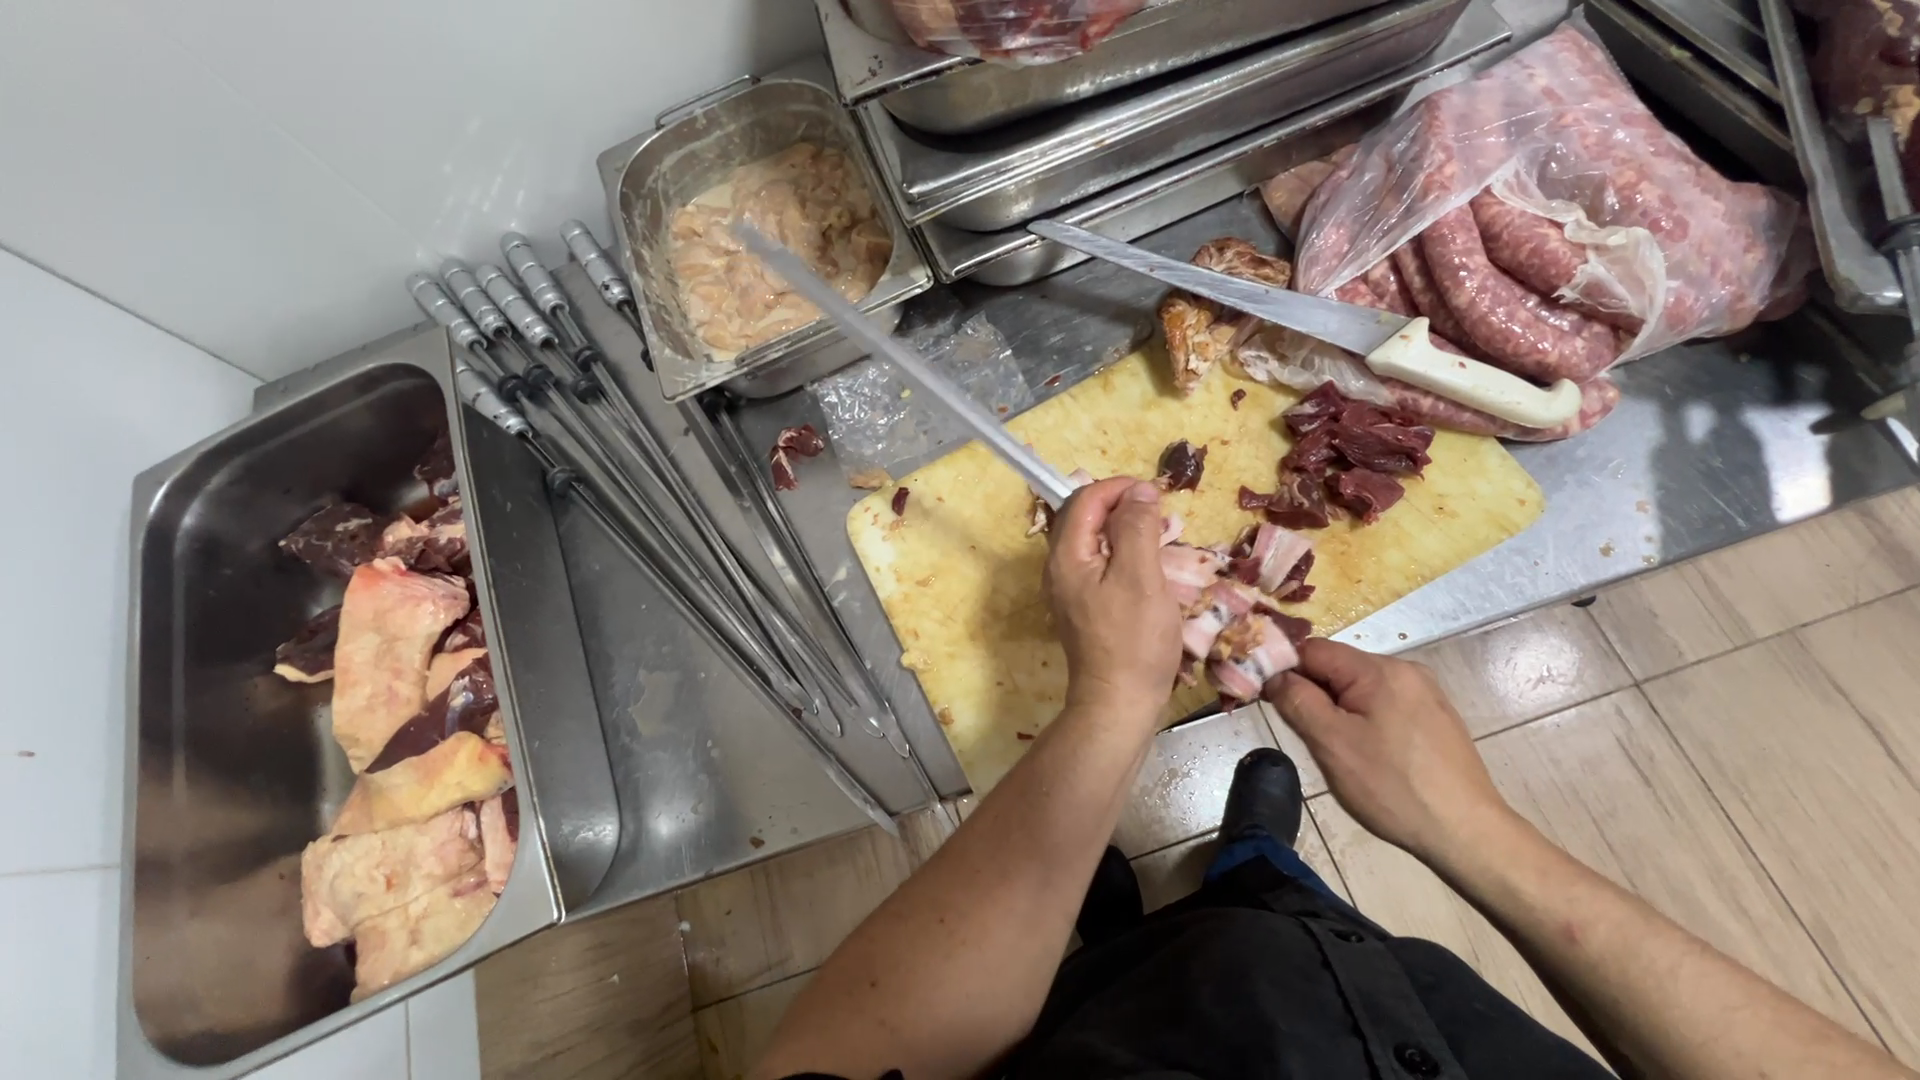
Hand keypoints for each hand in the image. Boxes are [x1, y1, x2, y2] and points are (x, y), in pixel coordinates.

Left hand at [1044, 477, 1182, 725]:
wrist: (1118, 702)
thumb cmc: (1133, 640)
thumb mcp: (1141, 577)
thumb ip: (1136, 528)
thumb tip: (1138, 490)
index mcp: (1066, 556)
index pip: (1083, 499)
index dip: (1118, 488)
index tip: (1154, 493)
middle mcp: (1059, 568)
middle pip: (1083, 517)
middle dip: (1120, 506)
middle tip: (1158, 514)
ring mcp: (1069, 589)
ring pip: (1093, 541)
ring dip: (1124, 530)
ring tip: (1159, 537)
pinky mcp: (1084, 606)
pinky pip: (1099, 564)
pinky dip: (1123, 555)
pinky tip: (1149, 568)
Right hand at [1265, 640, 1516, 863]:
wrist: (1467, 833)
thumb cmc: (1392, 787)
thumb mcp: (1331, 743)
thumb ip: (1295, 700)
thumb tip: (1272, 674)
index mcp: (1379, 670)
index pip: (1312, 649)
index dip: (1283, 668)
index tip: (1265, 698)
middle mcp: (1405, 670)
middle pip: (1336, 666)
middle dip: (1310, 692)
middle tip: (1302, 732)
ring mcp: (1423, 693)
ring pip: (1357, 687)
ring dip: (1335, 708)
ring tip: (1333, 748)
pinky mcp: (1433, 717)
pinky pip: (1381, 704)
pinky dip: (1361, 719)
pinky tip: (1365, 753)